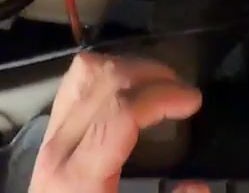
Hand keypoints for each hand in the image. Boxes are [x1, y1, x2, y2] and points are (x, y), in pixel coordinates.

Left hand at [30, 53, 206, 192]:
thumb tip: (199, 186)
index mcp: (78, 177)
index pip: (121, 111)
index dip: (162, 96)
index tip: (194, 101)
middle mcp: (59, 146)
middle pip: (108, 82)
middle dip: (153, 76)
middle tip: (183, 92)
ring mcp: (50, 134)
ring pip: (89, 72)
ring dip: (130, 67)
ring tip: (159, 83)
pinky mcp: (49, 130)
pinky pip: (77, 81)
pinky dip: (107, 71)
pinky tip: (128, 87)